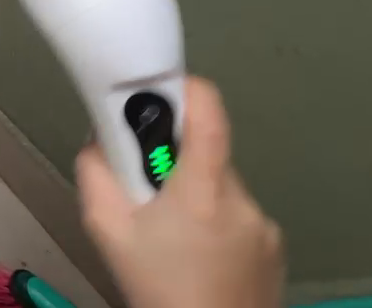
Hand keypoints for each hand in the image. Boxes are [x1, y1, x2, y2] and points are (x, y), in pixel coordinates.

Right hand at [77, 77, 283, 307]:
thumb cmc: (154, 285)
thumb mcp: (102, 224)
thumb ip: (94, 168)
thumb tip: (103, 138)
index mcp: (202, 190)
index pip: (208, 115)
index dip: (183, 87)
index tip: (154, 88)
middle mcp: (243, 200)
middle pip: (203, 149)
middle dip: (168, 154)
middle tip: (141, 183)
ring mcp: (265, 226)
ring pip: (217, 181)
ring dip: (190, 187)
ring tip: (168, 228)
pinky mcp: (276, 247)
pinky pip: (234, 210)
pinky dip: (211, 215)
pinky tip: (195, 249)